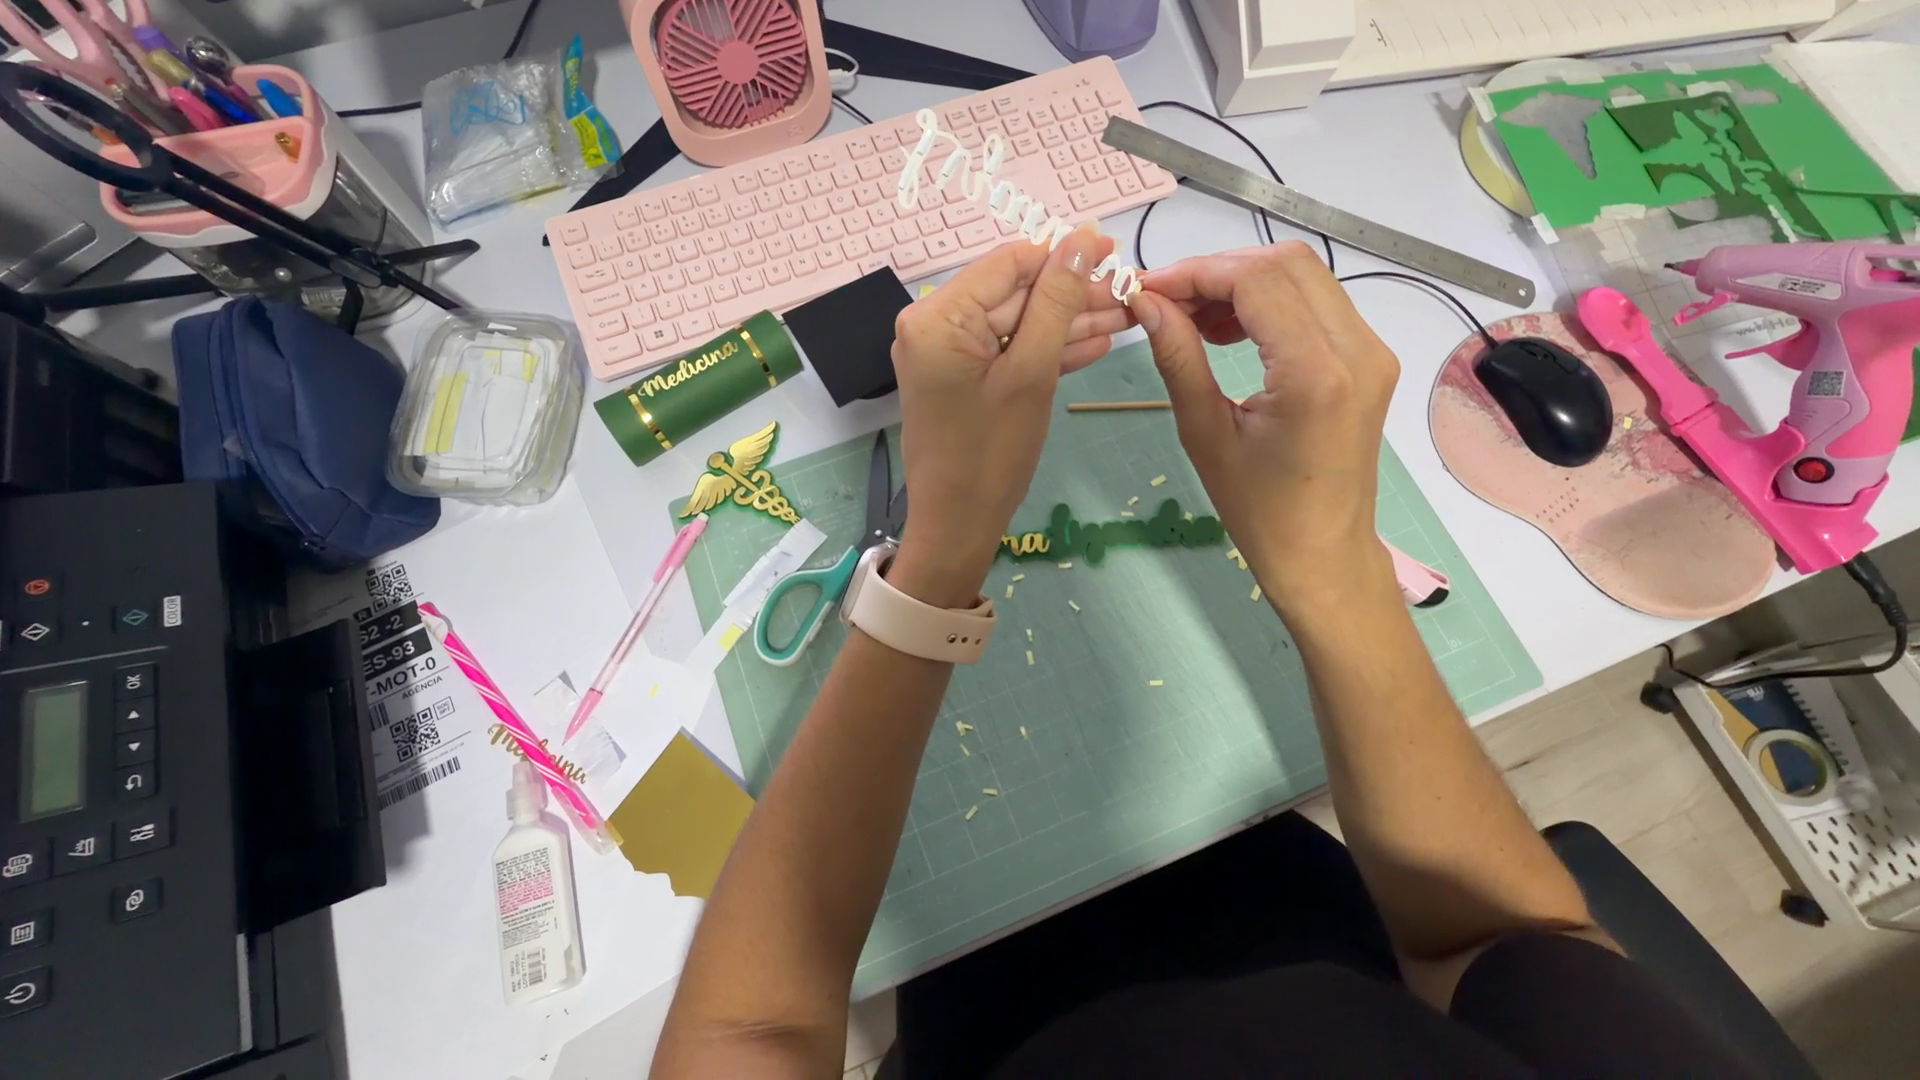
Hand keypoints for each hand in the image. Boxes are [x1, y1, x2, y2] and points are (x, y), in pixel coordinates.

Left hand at [887, 224, 1125, 607]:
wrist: (959, 524)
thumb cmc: (991, 453)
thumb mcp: (1031, 372)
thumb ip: (1057, 302)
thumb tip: (1084, 239)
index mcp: (939, 316)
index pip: (1009, 263)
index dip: (1065, 254)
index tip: (1116, 252)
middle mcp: (934, 326)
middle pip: (1016, 294)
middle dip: (1074, 295)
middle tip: (1131, 293)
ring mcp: (948, 354)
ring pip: (1018, 325)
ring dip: (1069, 323)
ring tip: (1128, 317)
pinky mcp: (963, 379)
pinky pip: (1008, 353)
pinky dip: (1047, 351)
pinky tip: (1097, 343)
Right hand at [1132, 242, 1399, 610]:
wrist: (1322, 552)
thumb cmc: (1258, 510)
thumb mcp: (1205, 434)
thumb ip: (1178, 359)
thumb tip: (1145, 304)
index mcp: (1313, 374)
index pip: (1254, 281)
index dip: (1195, 272)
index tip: (1147, 288)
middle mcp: (1355, 349)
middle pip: (1284, 265)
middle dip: (1217, 270)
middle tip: (1166, 301)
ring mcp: (1371, 351)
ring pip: (1303, 276)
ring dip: (1242, 283)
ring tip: (1192, 319)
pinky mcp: (1370, 358)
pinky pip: (1317, 304)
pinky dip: (1269, 303)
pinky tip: (1229, 332)